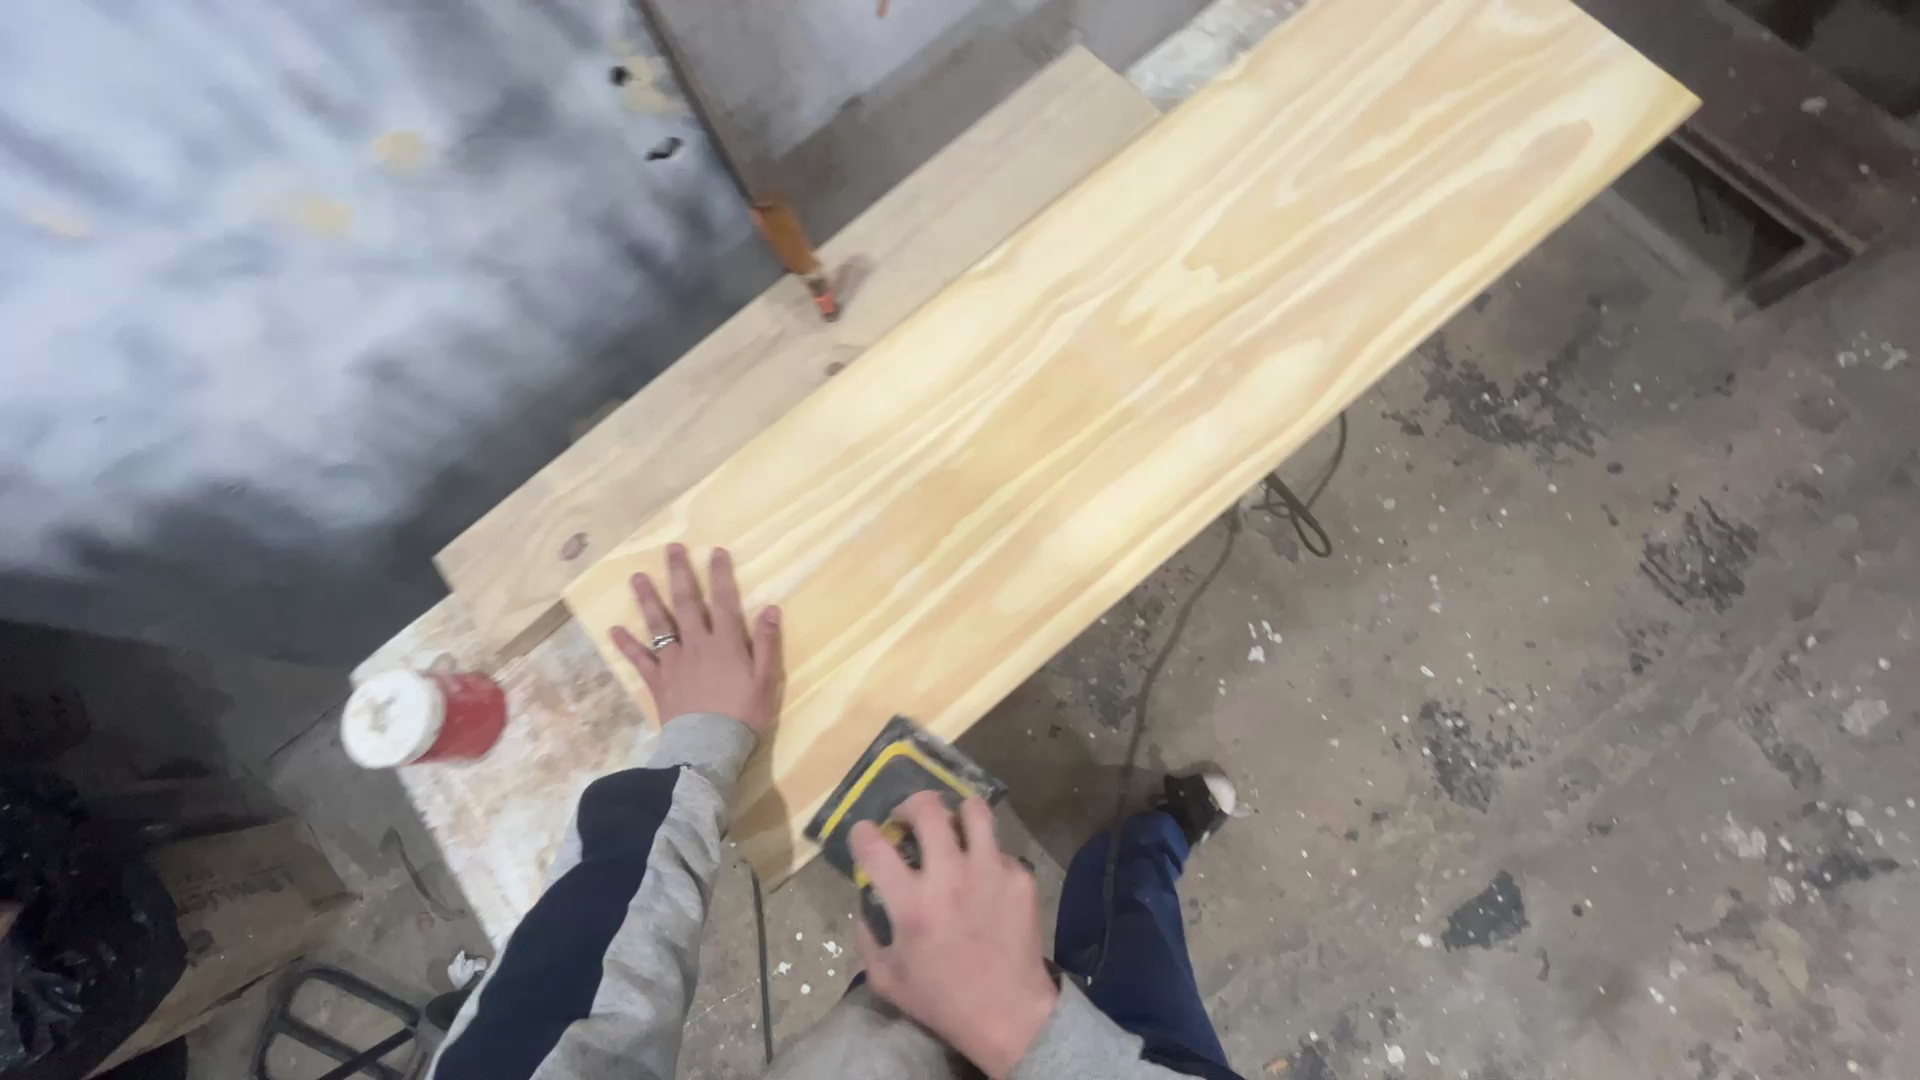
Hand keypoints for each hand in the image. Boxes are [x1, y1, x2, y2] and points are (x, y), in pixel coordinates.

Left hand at [610, 544, 783, 735]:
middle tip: (672, 549)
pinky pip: (639, 659)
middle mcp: (696, 644)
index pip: (724, 600)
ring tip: (638, 577)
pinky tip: (614, 629)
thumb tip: (770, 608)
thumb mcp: (765, 679)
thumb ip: (766, 643)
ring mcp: (673, 662)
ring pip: (659, 624)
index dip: (720, 574)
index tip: (715, 551)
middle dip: (680, 574)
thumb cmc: (743, 714)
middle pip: (687, 603)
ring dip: (649, 599)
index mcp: (725, 642)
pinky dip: (626, 644)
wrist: (708, 747)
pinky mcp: (657, 681)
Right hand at [851, 793, 1057, 1079]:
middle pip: (928, 808)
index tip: (865, 833)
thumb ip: (868, 938)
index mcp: (912, 902)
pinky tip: (986, 879)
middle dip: (912, 804)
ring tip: (955, 829)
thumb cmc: (942, 1000)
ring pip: (974, 810)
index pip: (873, 845)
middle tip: (911, 818)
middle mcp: (950, 876)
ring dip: (959, 815)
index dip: (862, 832)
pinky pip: (1000, 849)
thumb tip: (864, 904)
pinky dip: (988, 858)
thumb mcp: (887, 979)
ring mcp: (989, 871)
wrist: (1009, 1015)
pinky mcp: (1019, 877)